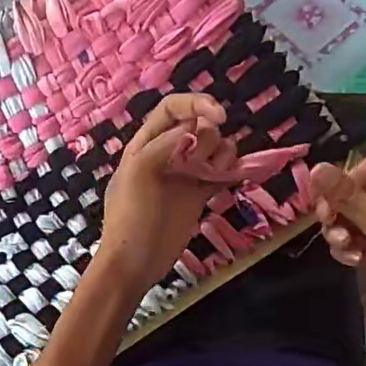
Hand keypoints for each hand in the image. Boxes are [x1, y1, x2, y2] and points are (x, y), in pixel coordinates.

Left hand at [92, 93, 231, 296]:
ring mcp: (186, 174)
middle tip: (200, 165)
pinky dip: (233, 171)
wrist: (135, 263)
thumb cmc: (130, 217)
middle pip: (201, 126)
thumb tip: (197, 131)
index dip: (197, 103)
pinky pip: (223, 172)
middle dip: (209, 138)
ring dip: (223, 156)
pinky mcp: (200, 194)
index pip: (173, 108)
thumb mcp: (139, 172)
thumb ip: (167, 144)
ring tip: (213, 176)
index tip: (220, 116)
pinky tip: (234, 178)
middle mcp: (168, 153)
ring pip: (216, 148)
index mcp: (146, 143)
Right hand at [307, 155, 365, 341]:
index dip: (353, 178)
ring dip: (340, 228)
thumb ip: (350, 197)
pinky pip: (351, 235)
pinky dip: (346, 245)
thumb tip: (315, 168)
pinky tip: (352, 259)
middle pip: (359, 189)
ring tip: (344, 245)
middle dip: (341, 207)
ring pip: (350, 214)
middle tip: (326, 219)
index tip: (331, 196)